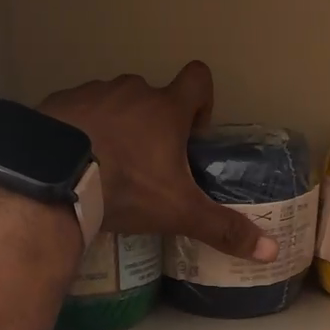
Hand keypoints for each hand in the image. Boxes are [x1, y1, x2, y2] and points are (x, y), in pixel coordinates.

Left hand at [41, 61, 275, 261]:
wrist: (58, 177)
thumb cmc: (128, 189)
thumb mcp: (179, 213)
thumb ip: (222, 229)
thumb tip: (270, 250)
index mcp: (166, 109)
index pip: (197, 79)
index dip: (201, 102)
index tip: (194, 133)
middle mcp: (132, 91)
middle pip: (152, 97)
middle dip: (154, 125)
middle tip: (149, 167)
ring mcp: (92, 94)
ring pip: (113, 104)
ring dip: (117, 128)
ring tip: (109, 169)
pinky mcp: (59, 105)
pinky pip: (76, 113)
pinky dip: (81, 133)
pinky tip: (76, 165)